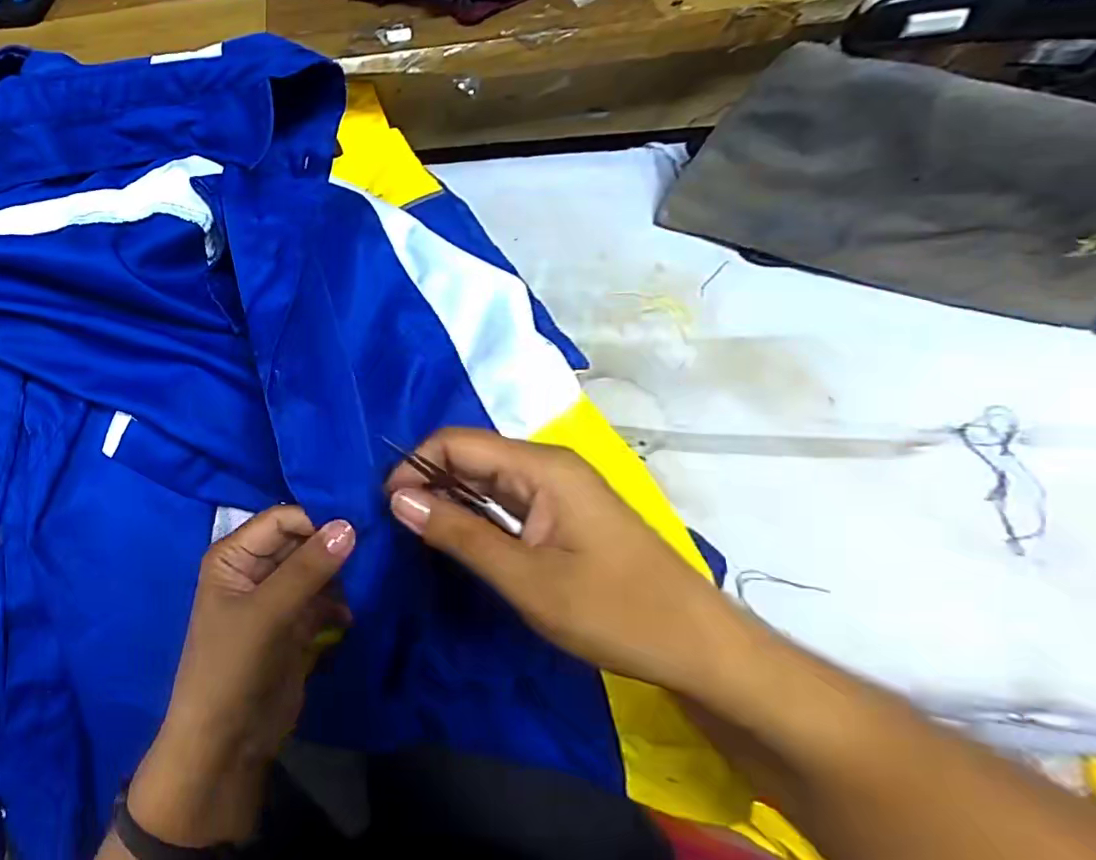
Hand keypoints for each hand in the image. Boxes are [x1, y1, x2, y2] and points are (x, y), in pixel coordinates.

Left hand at [125, 506, 354, 845]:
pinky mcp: (294, 626)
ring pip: (314, 571)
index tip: (363, 520)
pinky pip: (321, 601)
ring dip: (342, 573)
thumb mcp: (267, 613)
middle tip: (381, 541)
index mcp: (233, 554)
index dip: (317, 517)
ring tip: (376, 573)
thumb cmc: (233, 665)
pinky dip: (339, 603)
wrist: (226, 741)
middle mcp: (253, 568)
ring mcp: (275, 598)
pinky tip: (355, 611)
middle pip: (299, 542)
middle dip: (334, 542)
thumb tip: (349, 525)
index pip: (280, 519)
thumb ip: (307, 570)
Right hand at [385, 428, 754, 696]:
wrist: (706, 653)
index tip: (389, 507)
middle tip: (396, 523)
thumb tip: (396, 498)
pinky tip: (457, 539)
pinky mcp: (563, 512)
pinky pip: (503, 499)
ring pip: (484, 478)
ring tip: (418, 532)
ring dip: (448, 499)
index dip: (414, 467)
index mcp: (542, 468)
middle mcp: (548, 466)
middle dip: (427, 482)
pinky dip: (474, 514)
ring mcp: (559, 489)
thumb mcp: (525, 578)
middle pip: (468, 455)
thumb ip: (457, 534)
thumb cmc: (616, 613)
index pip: (456, 442)